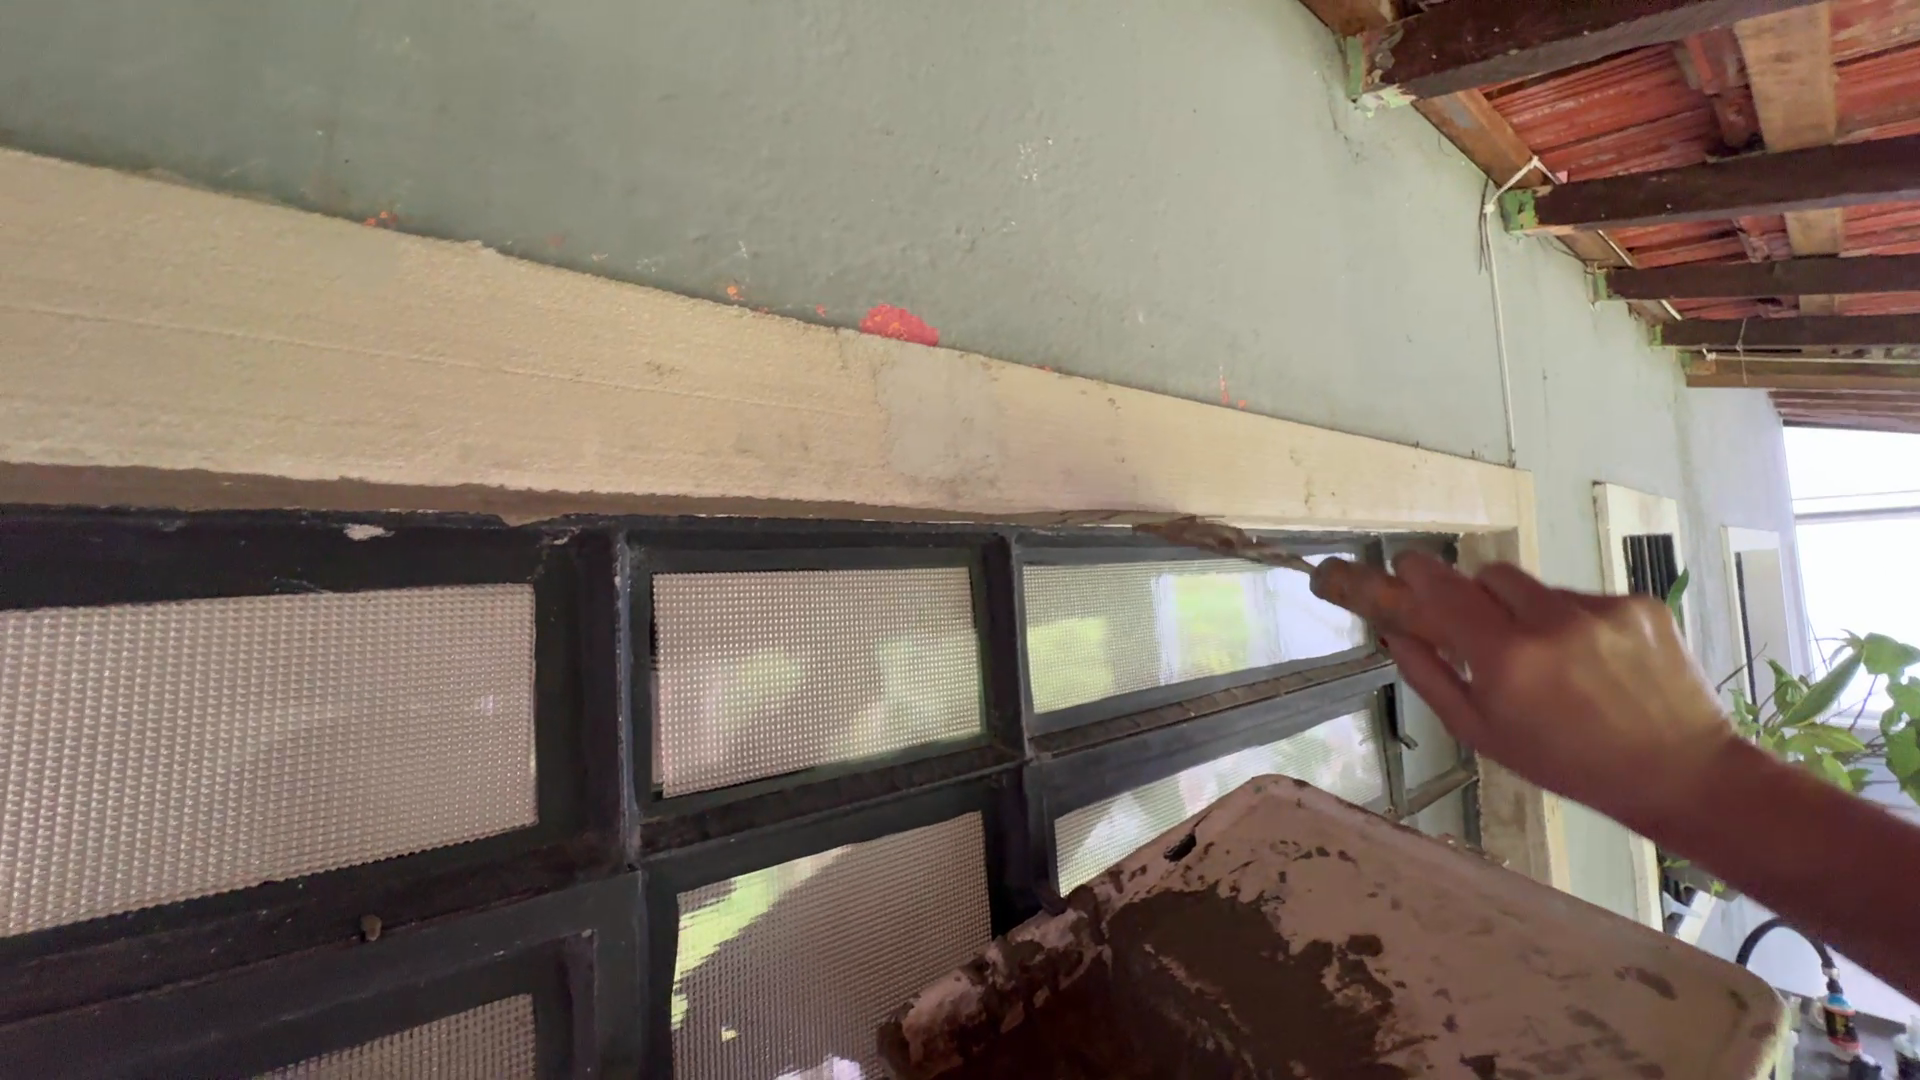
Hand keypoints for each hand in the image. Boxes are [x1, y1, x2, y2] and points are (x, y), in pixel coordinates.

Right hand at [1384, 552, 1734, 830]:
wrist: (1682, 774)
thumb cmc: (1563, 761)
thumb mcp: (1478, 731)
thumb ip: (1428, 676)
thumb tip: (1397, 633)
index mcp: (1505, 656)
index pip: (1444, 588)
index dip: (1418, 571)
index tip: (1405, 566)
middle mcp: (1550, 621)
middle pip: (1489, 574)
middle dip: (1475, 594)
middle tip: (1481, 626)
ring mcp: (1601, 610)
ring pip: (1536, 587)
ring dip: (1526, 610)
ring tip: (1550, 656)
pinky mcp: (1641, 606)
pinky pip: (1581, 598)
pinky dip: (1572, 621)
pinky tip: (1591, 660)